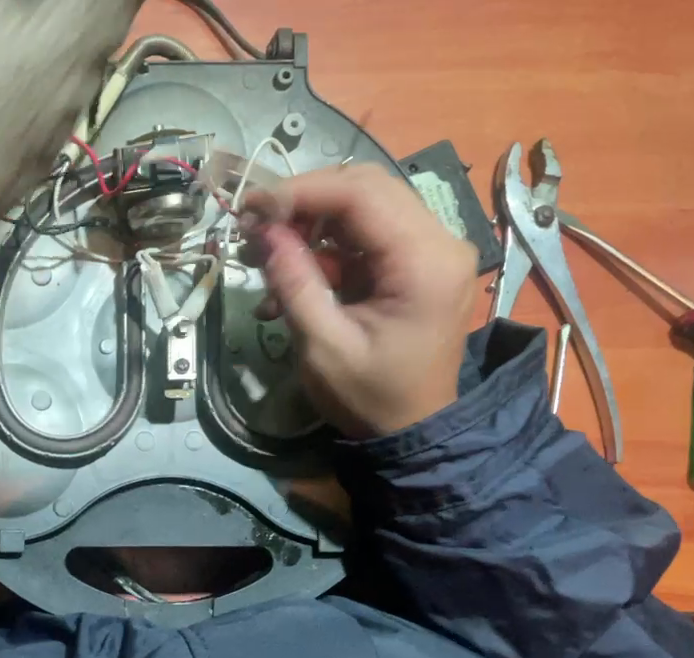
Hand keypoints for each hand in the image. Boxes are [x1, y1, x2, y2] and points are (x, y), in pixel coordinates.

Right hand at [246, 167, 478, 437]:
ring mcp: (432, 251)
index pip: (362, 195)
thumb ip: (295, 282)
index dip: (302, 192)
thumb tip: (264, 231)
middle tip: (255, 227)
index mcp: (425, 261)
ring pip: (364, 209)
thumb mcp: (324, 346)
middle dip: (305, 202)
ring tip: (266, 258)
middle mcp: (439, 242)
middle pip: (367, 189)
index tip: (253, 210)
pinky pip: (367, 238)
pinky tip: (292, 281)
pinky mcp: (417, 265)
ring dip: (311, 227)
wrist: (412, 432)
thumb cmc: (370, 397)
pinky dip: (326, 251)